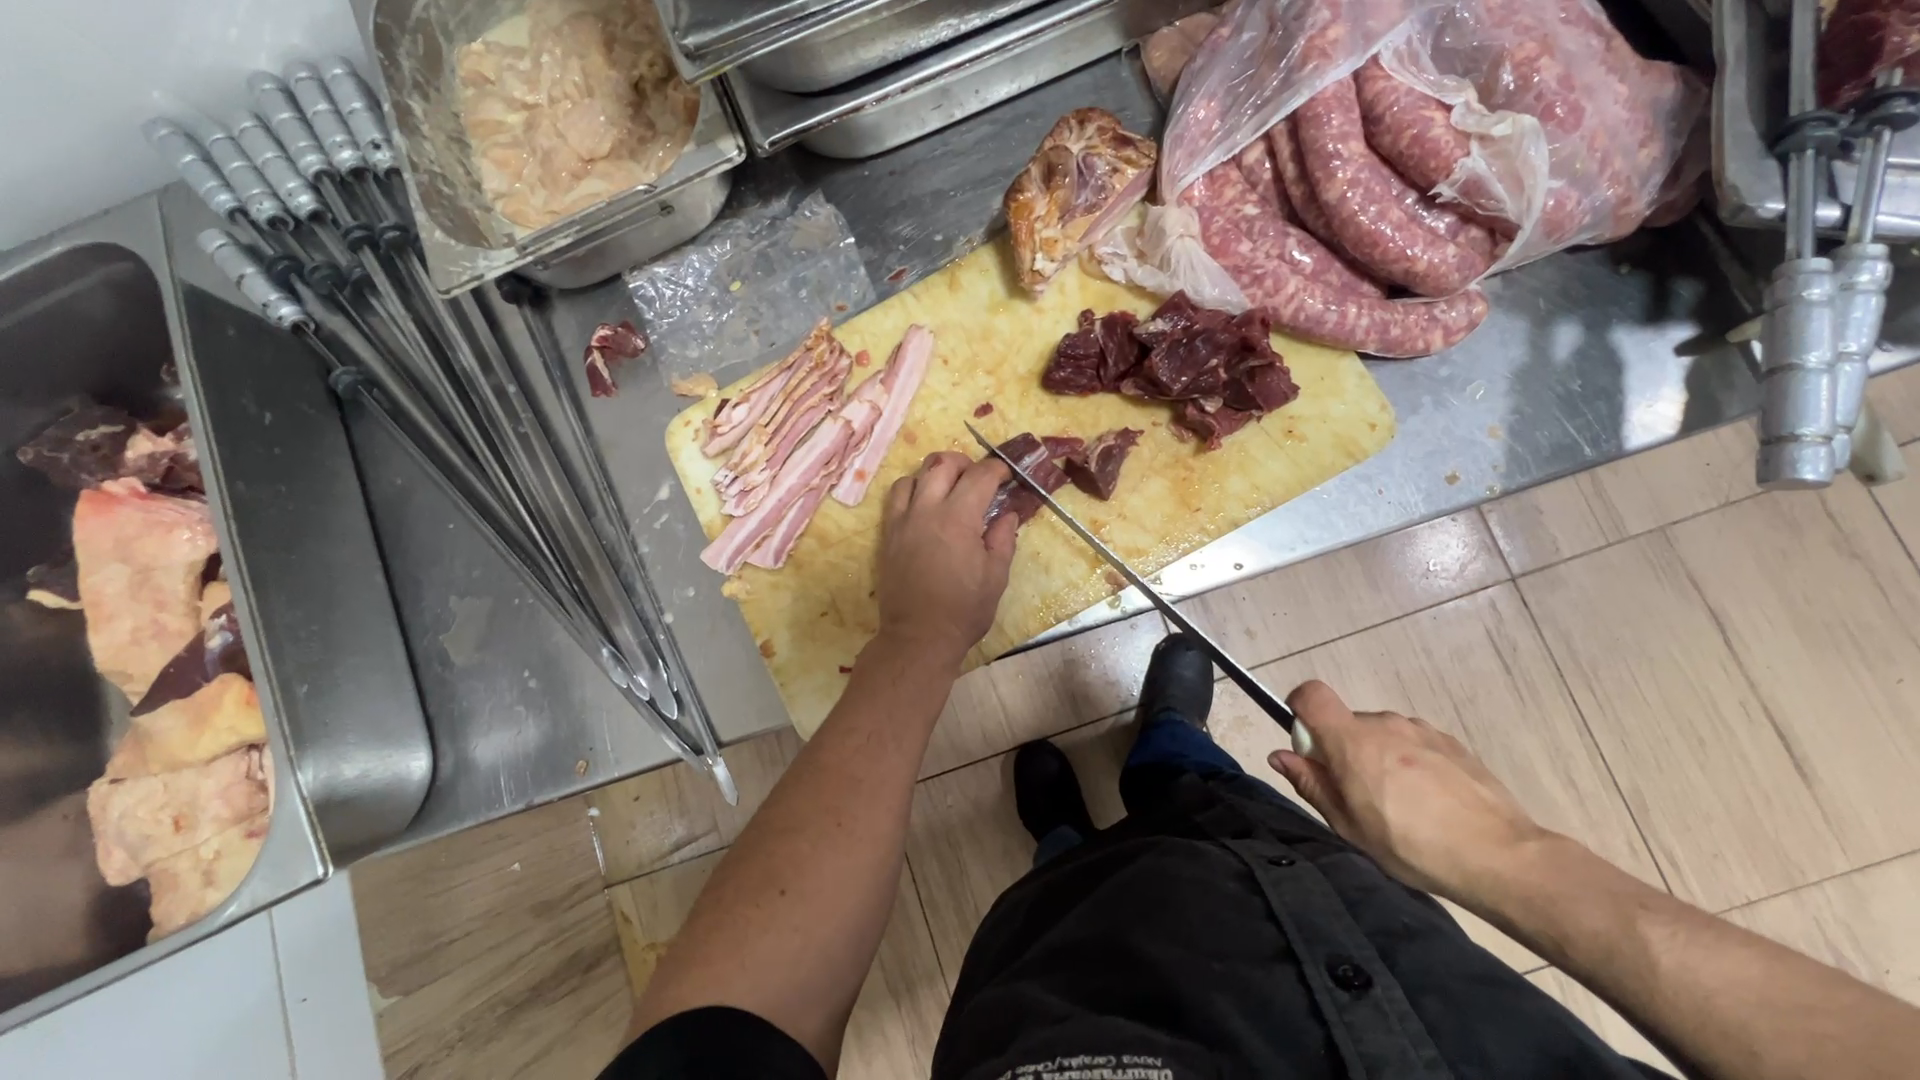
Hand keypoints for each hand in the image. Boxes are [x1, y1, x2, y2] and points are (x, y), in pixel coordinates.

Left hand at [875, 452, 1018, 665]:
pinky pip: (896, 497)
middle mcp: (927, 510)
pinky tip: (923, 504)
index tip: (1006, 475)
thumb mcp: (996, 576)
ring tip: (948, 487)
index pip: (980, 476)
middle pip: (942, 464)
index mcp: (958, 518)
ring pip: (914, 475)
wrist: (919, 636)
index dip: (997, 469)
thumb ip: (1003, 539)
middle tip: (979, 478)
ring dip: (935, 473)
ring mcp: (902, 520)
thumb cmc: (964, 610)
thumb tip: (1007, 515)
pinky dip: (912, 489)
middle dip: (965, 463)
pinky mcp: (888, 534)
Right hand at [1267, 681, 1548, 901]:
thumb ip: (1311, 784)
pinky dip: (1411, 763)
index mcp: (1352, 740)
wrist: (1498, 855)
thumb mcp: (1348, 825)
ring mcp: (1422, 730)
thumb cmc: (1410, 845)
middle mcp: (1385, 723)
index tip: (1307, 746)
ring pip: (1383, 734)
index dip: (1300, 709)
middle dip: (1343, 750)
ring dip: (1379, 757)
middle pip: (1348, 722)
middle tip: (1357, 795)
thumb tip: (1280, 756)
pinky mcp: (1453, 743)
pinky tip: (1430, 801)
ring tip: (1400, 803)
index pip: (1311, 694)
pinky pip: (1415, 744)